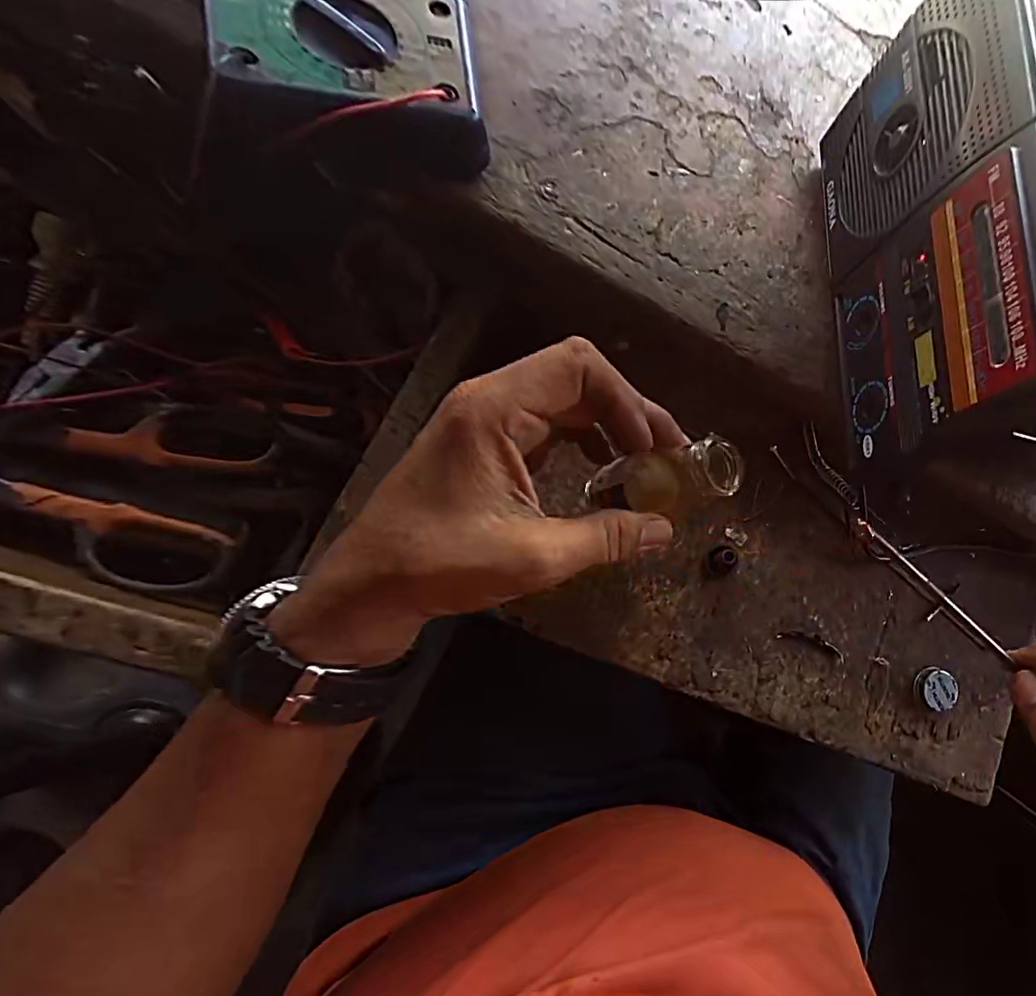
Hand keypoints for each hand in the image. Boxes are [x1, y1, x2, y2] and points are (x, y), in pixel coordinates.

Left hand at [267, 337, 686, 665]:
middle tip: (669, 455)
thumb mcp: (534, 557)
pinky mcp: (488, 444)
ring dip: (615, 424)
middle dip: (633, 412)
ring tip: (648, 462)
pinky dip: (590, 438)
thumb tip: (663, 531)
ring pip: (570, 398)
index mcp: (494, 411)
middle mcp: (490, 401)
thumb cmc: (438, 565)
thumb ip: (607, 538)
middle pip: (581, 377)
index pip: (580, 367)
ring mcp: (487, 421)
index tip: (651, 451)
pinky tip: (608, 469)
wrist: (366, 589)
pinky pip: (553, 422)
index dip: (629, 402)